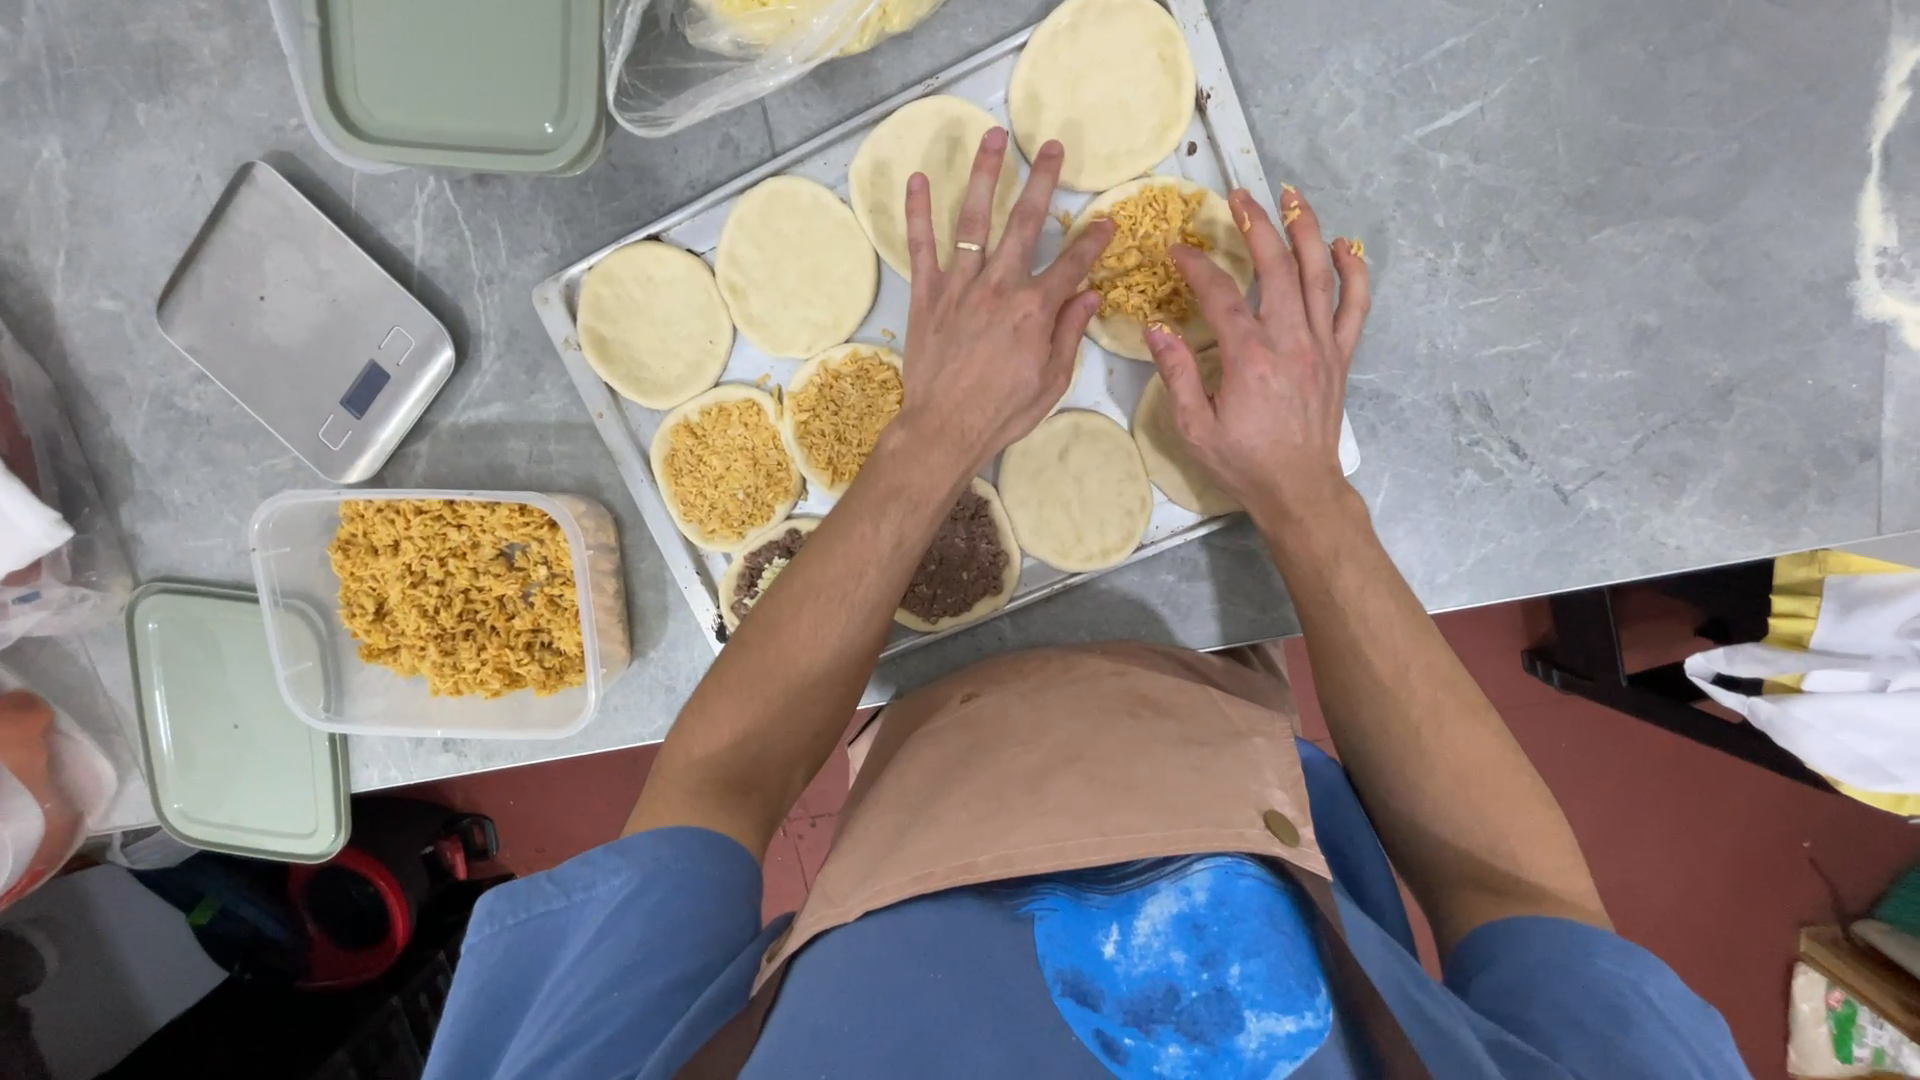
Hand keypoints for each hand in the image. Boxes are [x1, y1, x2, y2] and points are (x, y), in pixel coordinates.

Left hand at [891, 128, 1113, 476]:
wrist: (944, 429)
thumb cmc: (1002, 413)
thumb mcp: (1051, 382)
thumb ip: (1069, 334)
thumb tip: (1090, 296)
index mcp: (1036, 310)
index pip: (1073, 264)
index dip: (1093, 241)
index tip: (1105, 222)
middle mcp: (1000, 286)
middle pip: (1025, 223)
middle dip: (1042, 180)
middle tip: (1051, 146)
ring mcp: (960, 287)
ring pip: (974, 221)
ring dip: (984, 175)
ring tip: (991, 138)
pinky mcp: (926, 296)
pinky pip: (921, 247)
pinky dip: (918, 213)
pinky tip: (918, 179)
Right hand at [1143, 186, 1369, 524]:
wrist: (1297, 487)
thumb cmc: (1241, 461)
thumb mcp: (1194, 425)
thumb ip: (1177, 373)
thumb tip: (1157, 329)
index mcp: (1249, 357)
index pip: (1220, 294)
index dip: (1197, 266)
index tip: (1178, 249)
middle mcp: (1290, 340)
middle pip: (1276, 266)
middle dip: (1256, 224)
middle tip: (1239, 195)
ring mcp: (1322, 344)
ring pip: (1319, 273)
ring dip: (1305, 229)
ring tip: (1292, 197)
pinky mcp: (1340, 355)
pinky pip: (1355, 303)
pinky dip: (1353, 270)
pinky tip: (1343, 245)